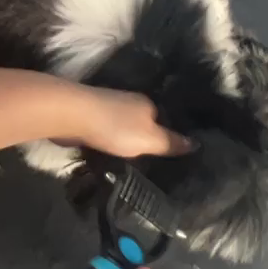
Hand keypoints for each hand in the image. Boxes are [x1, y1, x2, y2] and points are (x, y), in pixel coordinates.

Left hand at [56, 85, 191, 158]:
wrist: (70, 115)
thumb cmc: (114, 126)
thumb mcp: (149, 138)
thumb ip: (171, 142)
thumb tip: (197, 143)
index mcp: (147, 104)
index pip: (166, 120)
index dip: (173, 136)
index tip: (180, 156)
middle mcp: (129, 102)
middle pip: (145, 123)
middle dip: (150, 140)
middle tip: (161, 165)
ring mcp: (108, 108)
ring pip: (126, 129)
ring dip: (129, 143)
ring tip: (140, 165)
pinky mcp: (91, 118)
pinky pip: (109, 133)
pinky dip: (113, 143)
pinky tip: (116, 156)